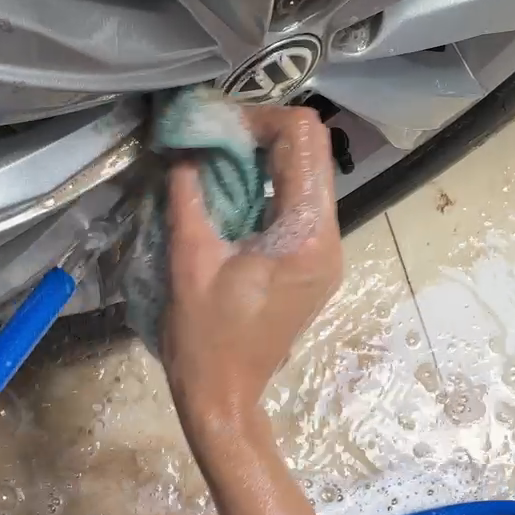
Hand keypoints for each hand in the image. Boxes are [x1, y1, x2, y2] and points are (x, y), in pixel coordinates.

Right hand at [161, 105, 342, 427]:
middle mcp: (329, 242)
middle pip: (311, 155)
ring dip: (264, 163)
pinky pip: (297, 211)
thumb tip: (185, 147)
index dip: (259, 117)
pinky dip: (266, 193)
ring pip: (306, 180)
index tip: (216, 127)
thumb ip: (189, 194)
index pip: (303, 140)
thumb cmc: (204, 340)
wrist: (223, 398)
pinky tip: (231, 200)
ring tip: (217, 167)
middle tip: (214, 141)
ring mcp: (324, 258)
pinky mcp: (312, 270)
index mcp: (308, 237)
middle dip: (262, 136)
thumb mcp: (189, 261)